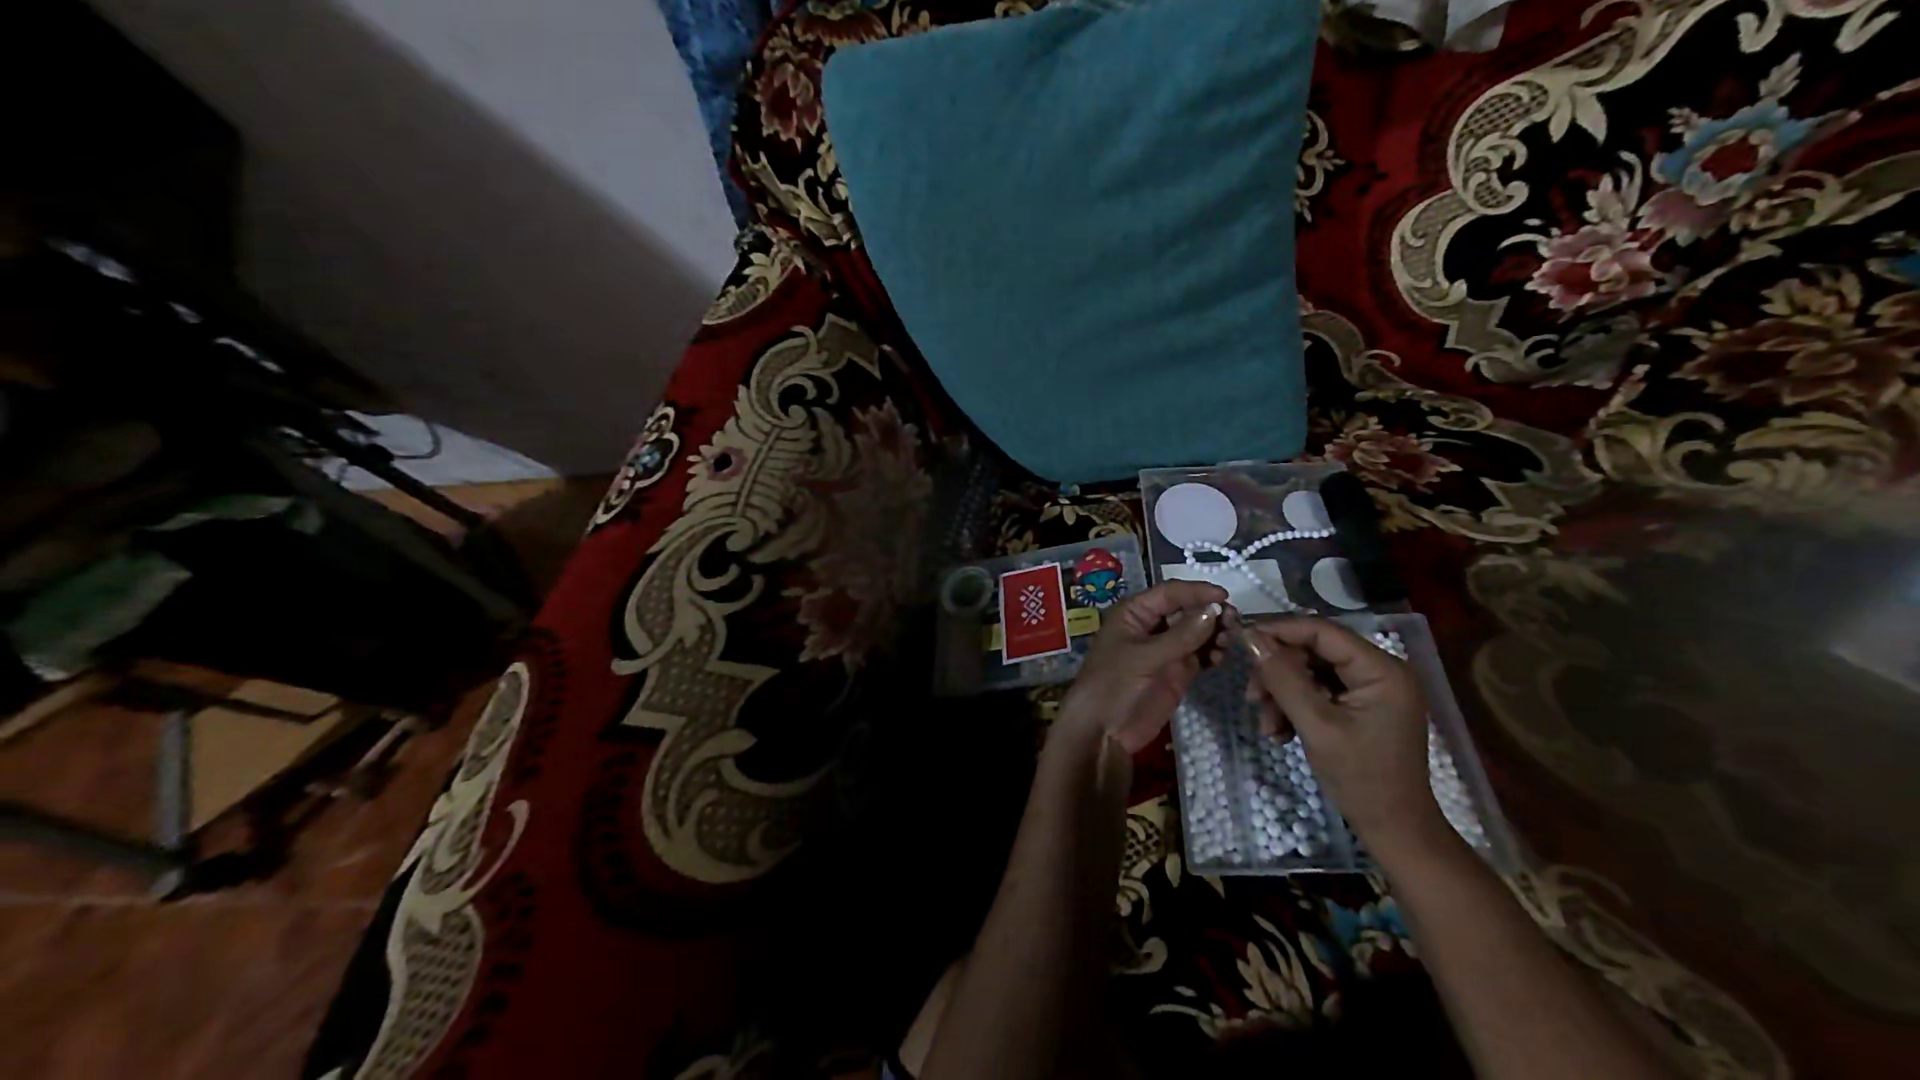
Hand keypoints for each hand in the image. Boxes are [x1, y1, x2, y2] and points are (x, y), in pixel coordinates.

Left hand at [1059, 581, 1230, 753]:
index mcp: (1134, 613)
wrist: (1103, 730)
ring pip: (1196, 632)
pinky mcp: (1176, 671)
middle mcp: (1151, 626)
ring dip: (1214, 633)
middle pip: (1186, 610)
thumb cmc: (1113, 684)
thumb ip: (1180, 636)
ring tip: (1227, 642)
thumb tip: (1214, 611)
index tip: (1225, 596)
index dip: (1196, 592)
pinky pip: (1199, 654)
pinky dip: (1211, 653)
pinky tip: (1220, 657)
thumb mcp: (1144, 657)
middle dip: (1209, 613)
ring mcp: (1165, 649)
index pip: (1169, 593)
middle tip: (1234, 622)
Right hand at [1239, 618, 1446, 855]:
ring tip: (1266, 726)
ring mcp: (1372, 689)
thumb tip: (1251, 639)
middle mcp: (1381, 670)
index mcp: (1382, 670)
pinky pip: (1318, 691)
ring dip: (1282, 695)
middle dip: (1278, 673)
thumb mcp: (1316, 726)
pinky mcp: (1362, 705)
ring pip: (1311, 672)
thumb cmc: (1362, 778)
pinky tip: (1280, 732)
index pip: (1323, 632)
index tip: (1242, 641)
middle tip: (1251, 698)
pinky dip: (1295, 707)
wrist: (1394, 827)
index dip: (1280, 631)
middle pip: (1314, 652)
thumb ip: (1283, 679)